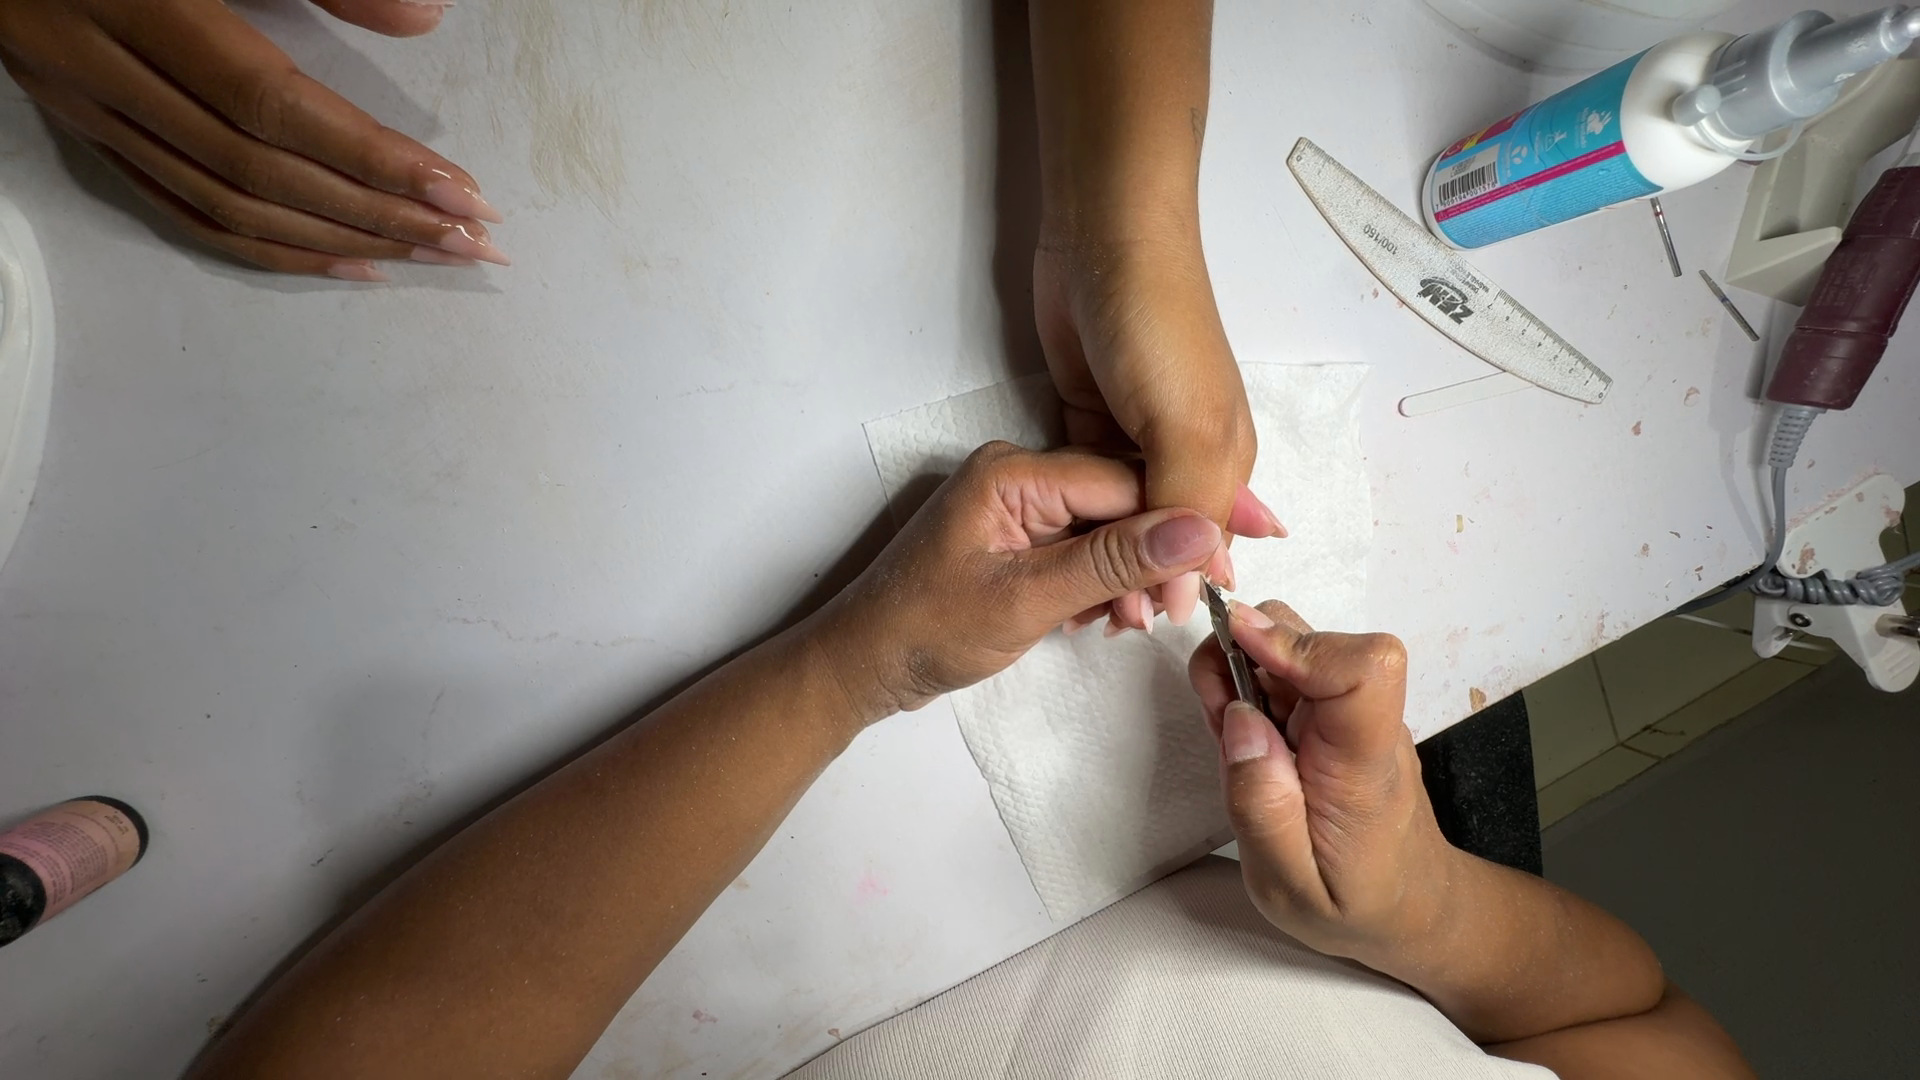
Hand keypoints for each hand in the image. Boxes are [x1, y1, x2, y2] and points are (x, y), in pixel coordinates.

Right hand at [0, 0, 505, 278]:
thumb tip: (427, 15)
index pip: (277, 109)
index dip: (381, 162)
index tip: (469, 198)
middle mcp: (90, 63)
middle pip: (268, 175)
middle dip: (387, 217)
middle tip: (476, 245)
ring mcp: (82, 104)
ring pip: (236, 208)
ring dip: (352, 242)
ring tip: (439, 257)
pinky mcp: (86, 129)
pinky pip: (193, 215)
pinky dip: (282, 252)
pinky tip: (361, 266)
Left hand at [817, 441, 1225, 717]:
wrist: (868, 663)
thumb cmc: (929, 629)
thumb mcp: (1025, 598)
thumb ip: (1112, 563)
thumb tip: (1198, 531)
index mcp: (1014, 471)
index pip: (1123, 481)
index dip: (1177, 523)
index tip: (1219, 572)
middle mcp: (1021, 477)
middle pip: (1118, 502)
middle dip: (1152, 557)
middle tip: (1172, 611)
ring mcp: (1021, 510)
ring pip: (1105, 531)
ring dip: (1126, 578)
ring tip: (1126, 624)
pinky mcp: (1021, 541)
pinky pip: (1082, 551)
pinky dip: (1098, 585)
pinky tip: (1098, 618)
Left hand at [1033, 235, 1272, 628]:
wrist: (1104, 237)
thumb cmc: (1155, 331)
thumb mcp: (1184, 427)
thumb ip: (1185, 507)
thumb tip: (1190, 588)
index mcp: (1217, 459)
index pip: (1190, 542)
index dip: (1161, 583)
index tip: (1131, 625)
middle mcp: (1178, 452)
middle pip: (1156, 534)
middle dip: (1136, 578)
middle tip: (1107, 624)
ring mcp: (1131, 434)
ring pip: (1119, 516)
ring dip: (1107, 555)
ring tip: (1084, 600)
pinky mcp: (1089, 416)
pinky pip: (1088, 486)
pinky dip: (1081, 520)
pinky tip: (1071, 551)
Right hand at [1187, 600, 1455, 967]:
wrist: (1410, 903)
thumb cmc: (1356, 902)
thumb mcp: (1293, 889)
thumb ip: (1261, 809)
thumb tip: (1240, 718)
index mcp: (1363, 762)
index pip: (1363, 669)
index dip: (1295, 644)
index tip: (1237, 644)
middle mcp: (1360, 717)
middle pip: (1310, 634)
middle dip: (1240, 651)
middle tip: (1216, 715)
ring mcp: (1342, 706)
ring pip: (1283, 638)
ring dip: (1233, 666)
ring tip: (1226, 732)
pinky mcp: (1324, 705)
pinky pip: (1275, 665)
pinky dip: (1238, 679)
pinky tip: (1238, 732)